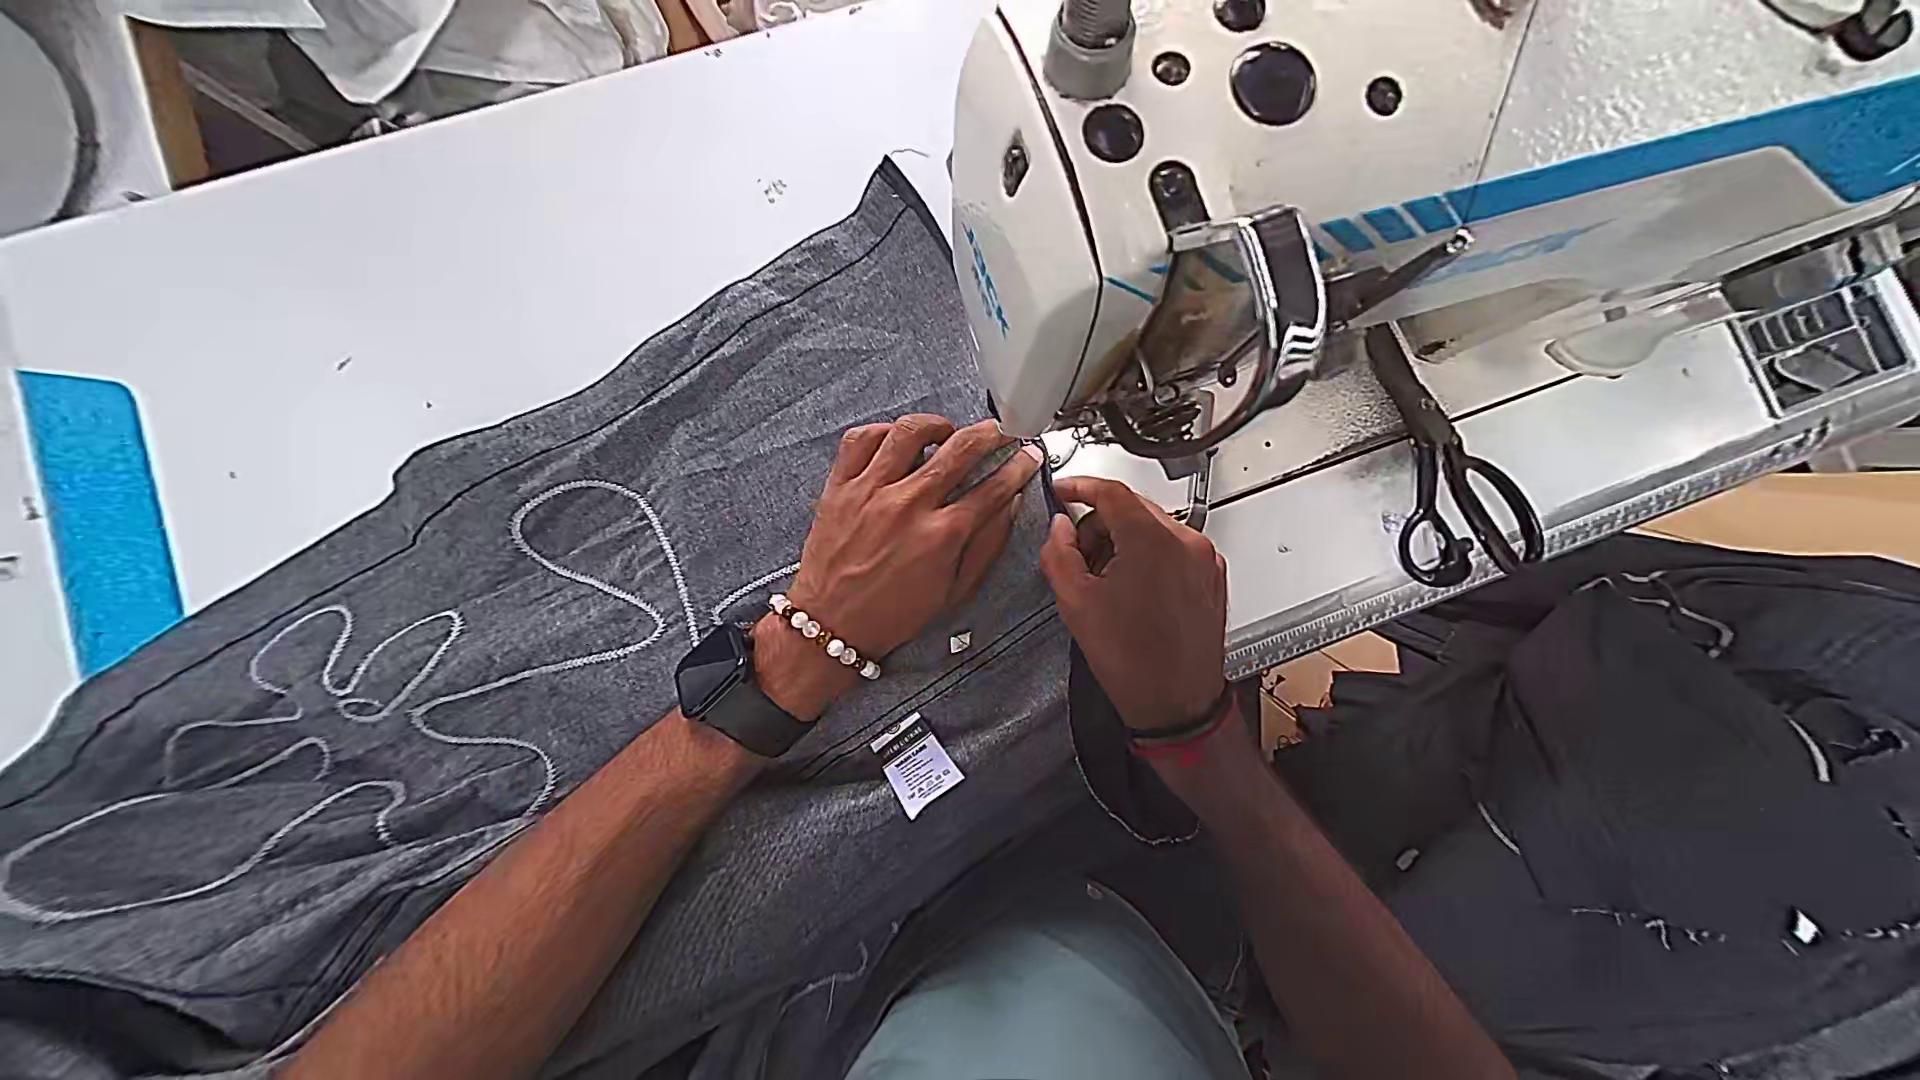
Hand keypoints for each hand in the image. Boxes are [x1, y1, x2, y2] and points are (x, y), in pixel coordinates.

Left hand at [753, 415, 1042, 719]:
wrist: (833, 624)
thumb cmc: (891, 613)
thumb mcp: (955, 590)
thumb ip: (988, 545)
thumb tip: (1008, 506)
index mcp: (941, 535)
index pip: (993, 486)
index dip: (1018, 467)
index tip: (1025, 458)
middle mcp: (908, 505)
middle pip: (961, 448)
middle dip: (991, 434)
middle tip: (998, 433)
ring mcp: (871, 492)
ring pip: (910, 432)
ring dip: (938, 424)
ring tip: (947, 430)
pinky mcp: (841, 487)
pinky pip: (861, 439)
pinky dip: (883, 430)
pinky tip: (896, 440)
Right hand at [1039, 475, 1226, 731]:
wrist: (1177, 703)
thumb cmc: (1136, 663)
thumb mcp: (1076, 602)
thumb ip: (1058, 553)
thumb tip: (1059, 529)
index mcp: (1152, 542)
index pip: (1111, 491)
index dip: (1080, 487)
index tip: (1065, 490)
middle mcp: (1186, 543)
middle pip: (1131, 506)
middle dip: (1098, 524)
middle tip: (1078, 553)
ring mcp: (1203, 559)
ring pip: (1151, 526)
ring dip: (1122, 540)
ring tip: (1105, 581)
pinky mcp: (1210, 575)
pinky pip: (1171, 547)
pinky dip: (1146, 555)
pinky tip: (1130, 590)